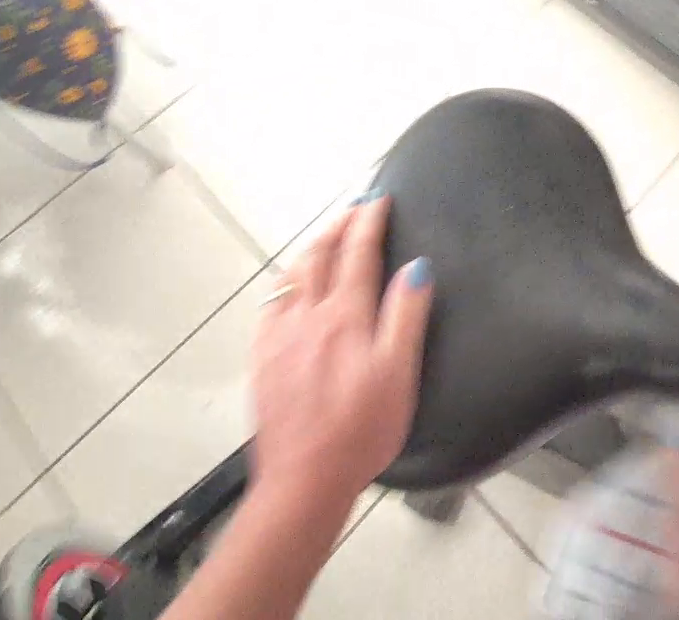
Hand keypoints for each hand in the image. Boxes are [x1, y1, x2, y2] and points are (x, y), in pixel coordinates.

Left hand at [248, 197, 433, 509]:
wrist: (303, 479)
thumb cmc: (362, 428)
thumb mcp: (398, 373)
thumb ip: (405, 315)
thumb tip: (416, 267)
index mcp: (344, 316)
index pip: (357, 253)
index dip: (369, 222)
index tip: (378, 200)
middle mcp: (307, 316)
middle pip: (319, 255)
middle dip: (338, 225)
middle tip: (355, 208)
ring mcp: (279, 336)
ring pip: (291, 275)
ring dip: (311, 246)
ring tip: (326, 236)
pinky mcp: (262, 358)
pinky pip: (270, 303)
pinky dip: (285, 280)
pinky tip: (290, 285)